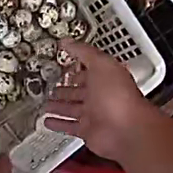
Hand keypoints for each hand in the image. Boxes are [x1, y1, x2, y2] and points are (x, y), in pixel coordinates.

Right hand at [42, 40, 166, 163]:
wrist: (126, 130)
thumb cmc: (119, 97)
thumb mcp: (101, 64)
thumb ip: (84, 52)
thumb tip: (68, 42)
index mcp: (105, 78)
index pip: (88, 70)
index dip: (76, 67)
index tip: (64, 64)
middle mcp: (101, 96)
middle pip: (79, 91)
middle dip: (65, 88)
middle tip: (53, 86)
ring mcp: (95, 115)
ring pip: (72, 109)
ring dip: (59, 106)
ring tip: (47, 103)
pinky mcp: (88, 131)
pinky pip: (69, 126)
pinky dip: (58, 124)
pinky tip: (48, 121)